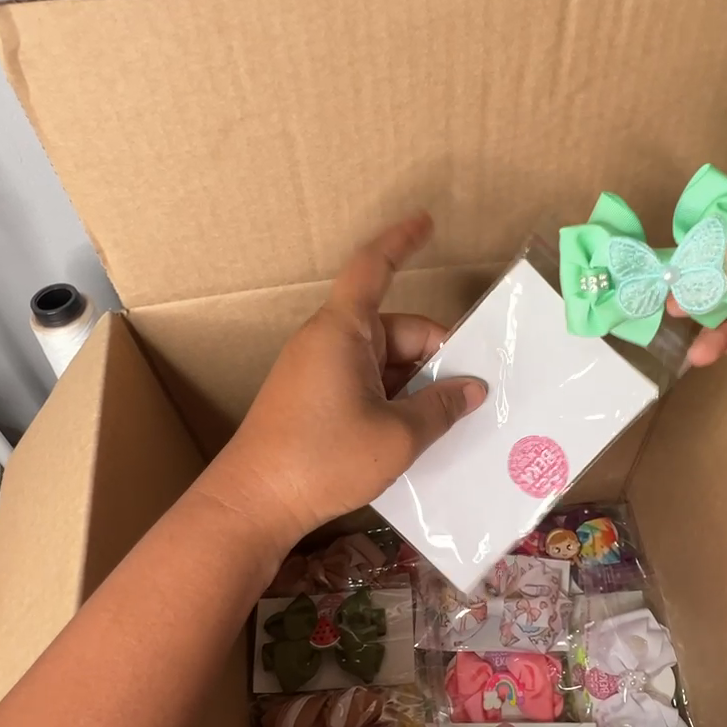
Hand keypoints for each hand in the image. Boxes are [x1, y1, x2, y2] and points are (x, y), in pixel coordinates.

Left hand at [197, 213, 487, 548]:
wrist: (253, 504)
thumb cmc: (323, 459)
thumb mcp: (397, 436)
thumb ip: (440, 408)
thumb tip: (472, 389)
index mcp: (343, 331)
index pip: (373, 268)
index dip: (401, 242)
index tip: (426, 222)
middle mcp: (327, 342)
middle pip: (395, 331)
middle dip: (435, 357)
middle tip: (471, 394)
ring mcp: (316, 372)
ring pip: (382, 363)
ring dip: (415, 385)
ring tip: (449, 421)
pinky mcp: (311, 401)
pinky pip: (363, 385)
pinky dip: (392, 400)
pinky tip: (415, 434)